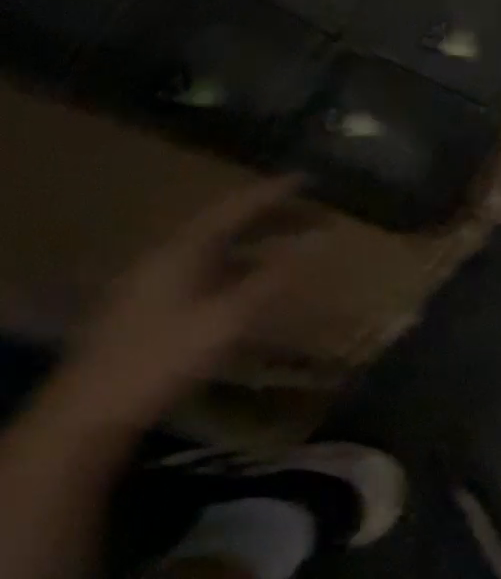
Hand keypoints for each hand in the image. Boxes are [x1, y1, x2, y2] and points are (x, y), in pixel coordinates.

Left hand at [61, 175, 314, 428]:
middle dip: (271, 217)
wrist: (91, 411)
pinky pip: (204, 267)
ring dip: (256, 240)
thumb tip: (320, 243)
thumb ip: (276, 277)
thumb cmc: (166, 356)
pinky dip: (239, 262)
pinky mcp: (148, 304)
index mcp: (182, 251)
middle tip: (315, 213)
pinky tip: (257, 277)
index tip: (309, 178)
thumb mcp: (230, 316)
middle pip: (224, 225)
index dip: (273, 193)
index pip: (235, 208)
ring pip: (214, 247)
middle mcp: (164, 257)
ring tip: (294, 241)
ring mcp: (152, 281)